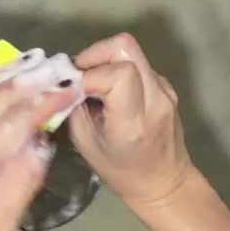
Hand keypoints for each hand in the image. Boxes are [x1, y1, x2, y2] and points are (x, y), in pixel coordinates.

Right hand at [68, 33, 194, 211]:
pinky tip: (108, 90)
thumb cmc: (121, 171)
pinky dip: (116, 67)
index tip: (73, 88)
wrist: (165, 183)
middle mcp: (155, 99)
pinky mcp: (165, 85)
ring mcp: (164, 89)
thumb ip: (74, 108)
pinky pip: (136, 62)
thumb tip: (64, 81)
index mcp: (134, 121)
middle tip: (79, 73)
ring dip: (104, 59)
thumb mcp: (86, 144)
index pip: (117, 74)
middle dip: (95, 53)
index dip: (89, 75)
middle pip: (125, 47)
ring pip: (130, 50)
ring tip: (91, 82)